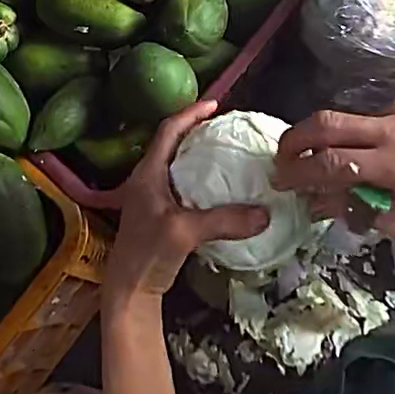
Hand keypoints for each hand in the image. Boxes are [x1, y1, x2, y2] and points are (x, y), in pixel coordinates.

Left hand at [106, 100, 269, 299]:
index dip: (191, 114)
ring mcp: (151, 197)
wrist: (129, 289)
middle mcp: (147, 179)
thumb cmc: (148, 253)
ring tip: (225, 151)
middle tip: (225, 127)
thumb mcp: (185, 232)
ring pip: (177, 165)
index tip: (215, 104)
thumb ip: (225, 220)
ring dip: (198, 154)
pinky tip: (220, 187)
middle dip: (197, 131)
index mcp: (148, 173)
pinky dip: (200, 178)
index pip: (168, 131)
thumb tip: (265, 213)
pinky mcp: (159, 214)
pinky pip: (183, 185)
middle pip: (172, 143)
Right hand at [271, 97, 394, 245]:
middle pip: (327, 124)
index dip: (301, 173)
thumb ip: (357, 210)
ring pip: (341, 117)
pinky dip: (349, 135)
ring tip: (307, 157)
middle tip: (281, 159)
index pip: (333, 163)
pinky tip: (352, 152)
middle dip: (295, 140)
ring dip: (318, 136)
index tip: (281, 182)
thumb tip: (316, 202)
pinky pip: (364, 118)